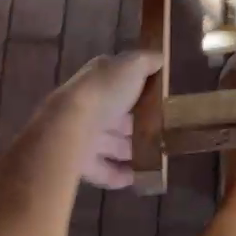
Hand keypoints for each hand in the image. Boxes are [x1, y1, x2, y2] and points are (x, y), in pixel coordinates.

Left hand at [42, 50, 162, 188]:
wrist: (71, 125)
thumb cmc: (106, 89)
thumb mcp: (133, 65)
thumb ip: (148, 61)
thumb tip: (160, 58)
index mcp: (100, 79)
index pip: (121, 81)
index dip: (140, 89)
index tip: (161, 100)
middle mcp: (91, 105)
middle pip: (118, 116)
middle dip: (138, 125)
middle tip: (164, 133)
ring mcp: (84, 134)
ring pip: (112, 144)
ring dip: (131, 151)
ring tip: (156, 158)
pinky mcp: (81, 162)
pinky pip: (104, 170)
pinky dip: (119, 175)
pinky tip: (137, 177)